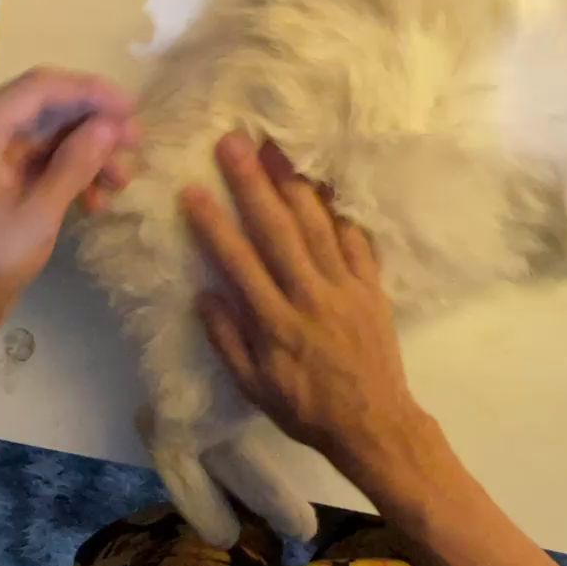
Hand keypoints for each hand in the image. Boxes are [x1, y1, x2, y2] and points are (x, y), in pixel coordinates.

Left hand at [0, 68, 138, 336]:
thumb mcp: (39, 213)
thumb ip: (74, 164)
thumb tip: (110, 126)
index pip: (40, 88)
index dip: (90, 93)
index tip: (132, 110)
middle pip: (44, 108)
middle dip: (92, 125)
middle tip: (136, 145)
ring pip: (45, 135)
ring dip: (85, 152)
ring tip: (121, 180)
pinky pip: (36, 160)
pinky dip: (67, 172)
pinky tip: (96, 199)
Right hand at [183, 133, 435, 487]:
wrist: (373, 423)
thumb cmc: (305, 408)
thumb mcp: (254, 387)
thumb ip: (227, 340)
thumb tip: (204, 295)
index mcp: (274, 322)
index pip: (238, 261)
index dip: (213, 223)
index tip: (193, 190)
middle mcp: (309, 295)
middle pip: (277, 228)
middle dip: (252, 182)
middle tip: (233, 142)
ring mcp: (345, 287)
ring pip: (316, 224)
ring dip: (293, 183)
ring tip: (275, 149)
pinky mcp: (371, 287)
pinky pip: (356, 241)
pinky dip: (340, 212)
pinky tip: (325, 187)